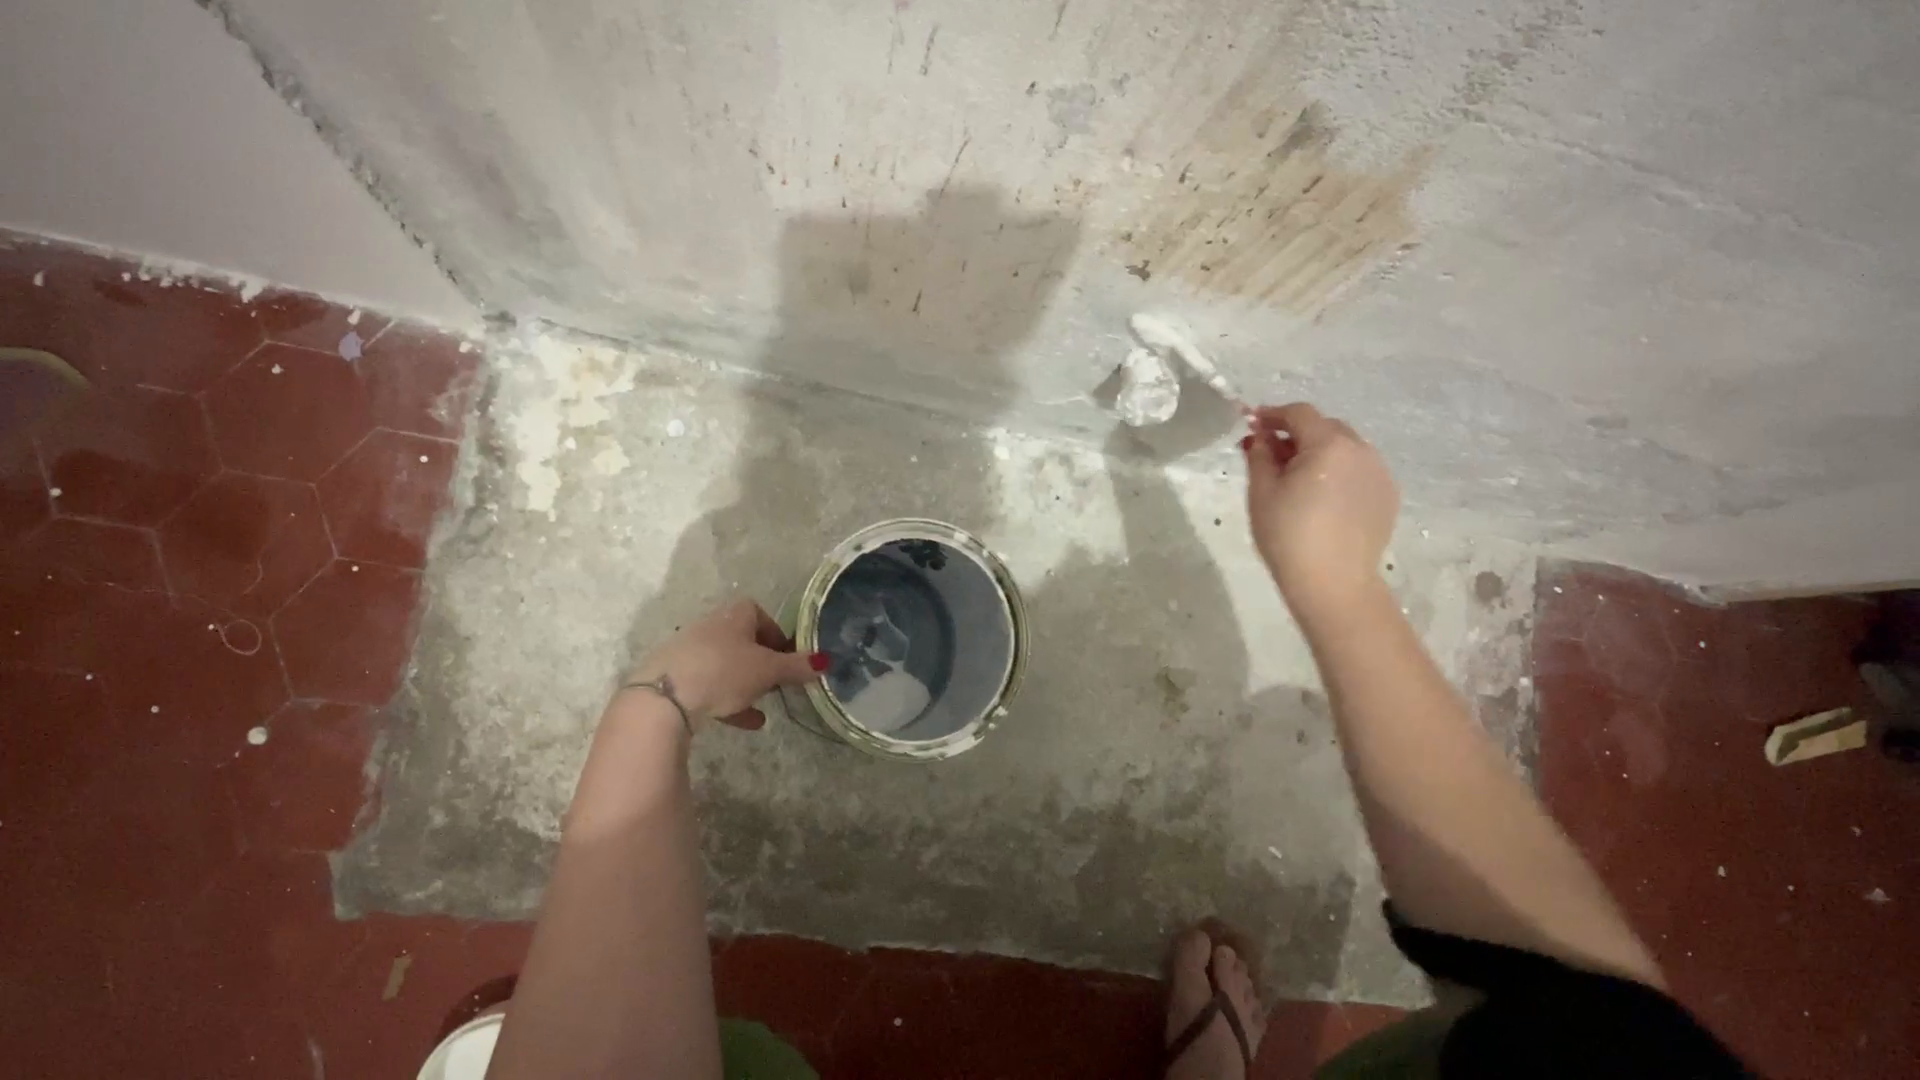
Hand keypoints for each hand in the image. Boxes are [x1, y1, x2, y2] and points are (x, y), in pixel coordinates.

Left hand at [624, 599, 824, 730]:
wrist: (664, 697)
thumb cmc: (724, 671)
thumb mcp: (768, 671)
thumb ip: (797, 667)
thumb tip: (825, 662)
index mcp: (734, 615)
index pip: (759, 614)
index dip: (776, 634)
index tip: (787, 658)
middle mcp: (710, 626)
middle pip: (742, 641)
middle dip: (761, 663)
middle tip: (776, 684)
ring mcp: (688, 652)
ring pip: (725, 665)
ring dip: (745, 685)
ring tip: (762, 709)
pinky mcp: (673, 678)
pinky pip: (707, 685)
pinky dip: (727, 700)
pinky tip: (743, 723)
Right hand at [1242, 403, 1398, 612]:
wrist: (1333, 583)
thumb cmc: (1288, 536)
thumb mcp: (1262, 493)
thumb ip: (1260, 455)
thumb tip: (1260, 436)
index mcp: (1328, 444)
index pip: (1299, 413)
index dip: (1273, 414)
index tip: (1253, 423)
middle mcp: (1360, 449)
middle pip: (1325, 427)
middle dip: (1298, 433)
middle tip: (1273, 454)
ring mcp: (1379, 472)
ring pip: (1345, 448)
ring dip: (1321, 451)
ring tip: (1299, 478)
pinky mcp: (1388, 495)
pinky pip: (1359, 470)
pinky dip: (1339, 471)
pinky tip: (1323, 497)